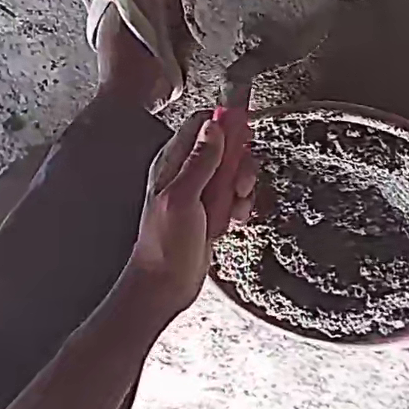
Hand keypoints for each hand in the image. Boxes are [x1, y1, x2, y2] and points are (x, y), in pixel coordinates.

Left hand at [116, 112, 257, 321]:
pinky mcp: (212, 208)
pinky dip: (240, 204)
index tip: (244, 133)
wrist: (165, 285)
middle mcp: (187, 171)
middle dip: (239, 162)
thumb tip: (214, 126)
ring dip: (241, 186)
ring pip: (234, 171)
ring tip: (234, 205)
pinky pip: (235, 194)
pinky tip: (233, 218)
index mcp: (173, 162)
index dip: (225, 123)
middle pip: (225, 146)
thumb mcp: (183, 197)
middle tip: (238, 183)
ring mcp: (201, 190)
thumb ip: (200, 161)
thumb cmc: (165, 244)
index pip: (201, 124)